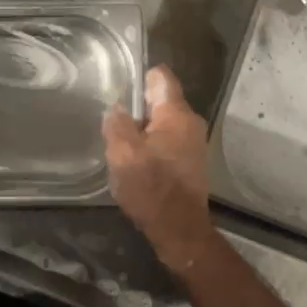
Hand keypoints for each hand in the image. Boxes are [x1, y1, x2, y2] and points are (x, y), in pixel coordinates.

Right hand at [105, 66, 216, 270]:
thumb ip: (117, 124)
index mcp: (177, 114)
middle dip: (137, 106)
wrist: (179, 230)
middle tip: (113, 117)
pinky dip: (153, 144)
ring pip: (164, 122)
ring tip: (121, 141)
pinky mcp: (191, 161)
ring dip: (144, 128)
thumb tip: (116, 107)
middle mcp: (191, 123)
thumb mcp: (123, 154)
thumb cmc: (151, 188)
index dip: (139, 76)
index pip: (161, 76)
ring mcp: (194, 143)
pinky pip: (169, 140)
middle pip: (162, 99)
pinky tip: (136, 160)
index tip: (119, 86)